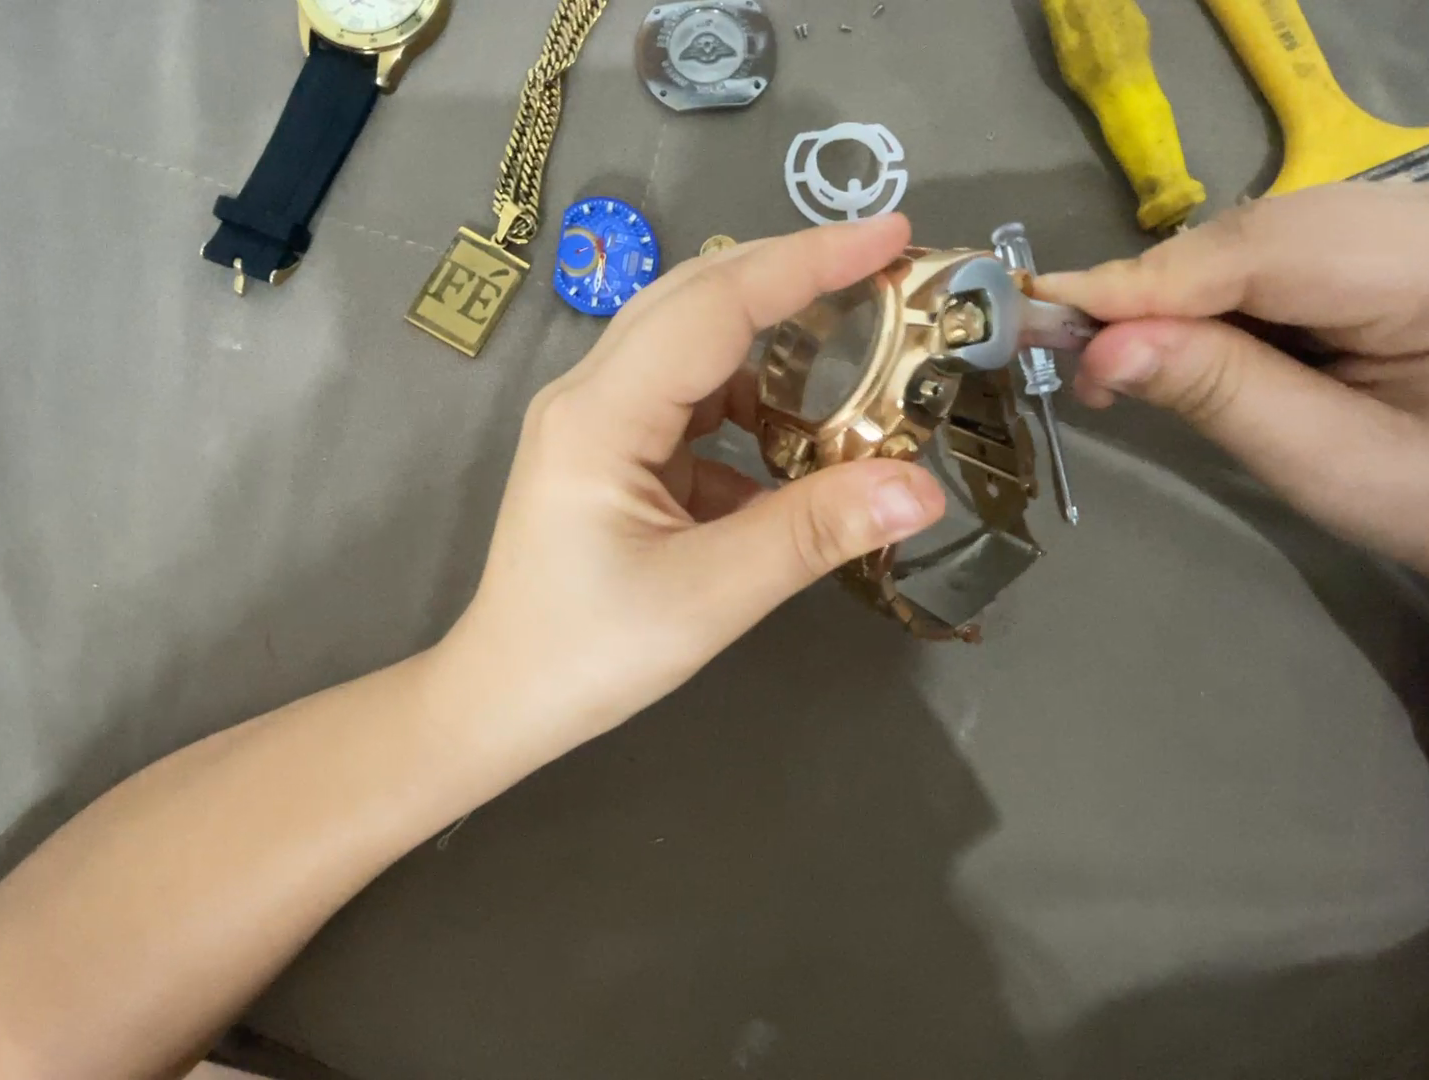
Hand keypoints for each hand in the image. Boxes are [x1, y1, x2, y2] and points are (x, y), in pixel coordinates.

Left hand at [437, 215, 944, 760]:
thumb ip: (813, 533)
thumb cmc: (591, 653)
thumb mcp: (710, 596)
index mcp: (600, 415)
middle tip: (886, 275)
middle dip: (791, 281)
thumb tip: (923, 487)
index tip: (891, 233)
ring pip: (692, 350)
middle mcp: (589, 396)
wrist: (506, 696)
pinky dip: (744, 412)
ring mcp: (594, 422)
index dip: (805, 263)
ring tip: (851, 358)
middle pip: (696, 301)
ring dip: (771, 350)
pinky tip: (786, 448)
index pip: (713, 305)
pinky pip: (686, 406)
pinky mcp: (608, 452)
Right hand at [1037, 169, 1428, 590]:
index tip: (1051, 306)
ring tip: (1129, 356)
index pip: (1283, 249)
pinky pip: (1290, 240)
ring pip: (1271, 231)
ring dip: (1184, 293)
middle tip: (1082, 354)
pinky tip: (1192, 333)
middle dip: (1161, 292)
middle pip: (1273, 231)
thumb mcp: (1322, 466)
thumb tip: (1102, 347)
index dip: (1154, 279)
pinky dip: (1222, 289)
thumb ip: (1216, 393)